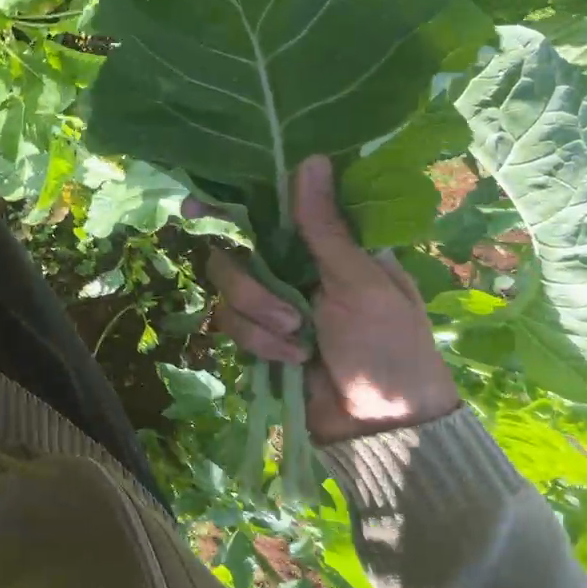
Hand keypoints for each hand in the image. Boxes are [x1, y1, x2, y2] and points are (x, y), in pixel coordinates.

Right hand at [208, 155, 461, 443]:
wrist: (379, 428)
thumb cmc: (390, 348)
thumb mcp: (362, 284)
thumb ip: (325, 226)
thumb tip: (309, 158)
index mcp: (328, 247)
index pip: (272, 209)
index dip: (231, 202)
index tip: (196, 207)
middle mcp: (294, 267)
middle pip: (236, 248)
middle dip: (248, 281)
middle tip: (272, 304)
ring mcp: (273, 301)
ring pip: (227, 285)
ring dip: (258, 314)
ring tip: (295, 339)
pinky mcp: (256, 332)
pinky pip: (229, 319)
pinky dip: (257, 340)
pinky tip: (288, 357)